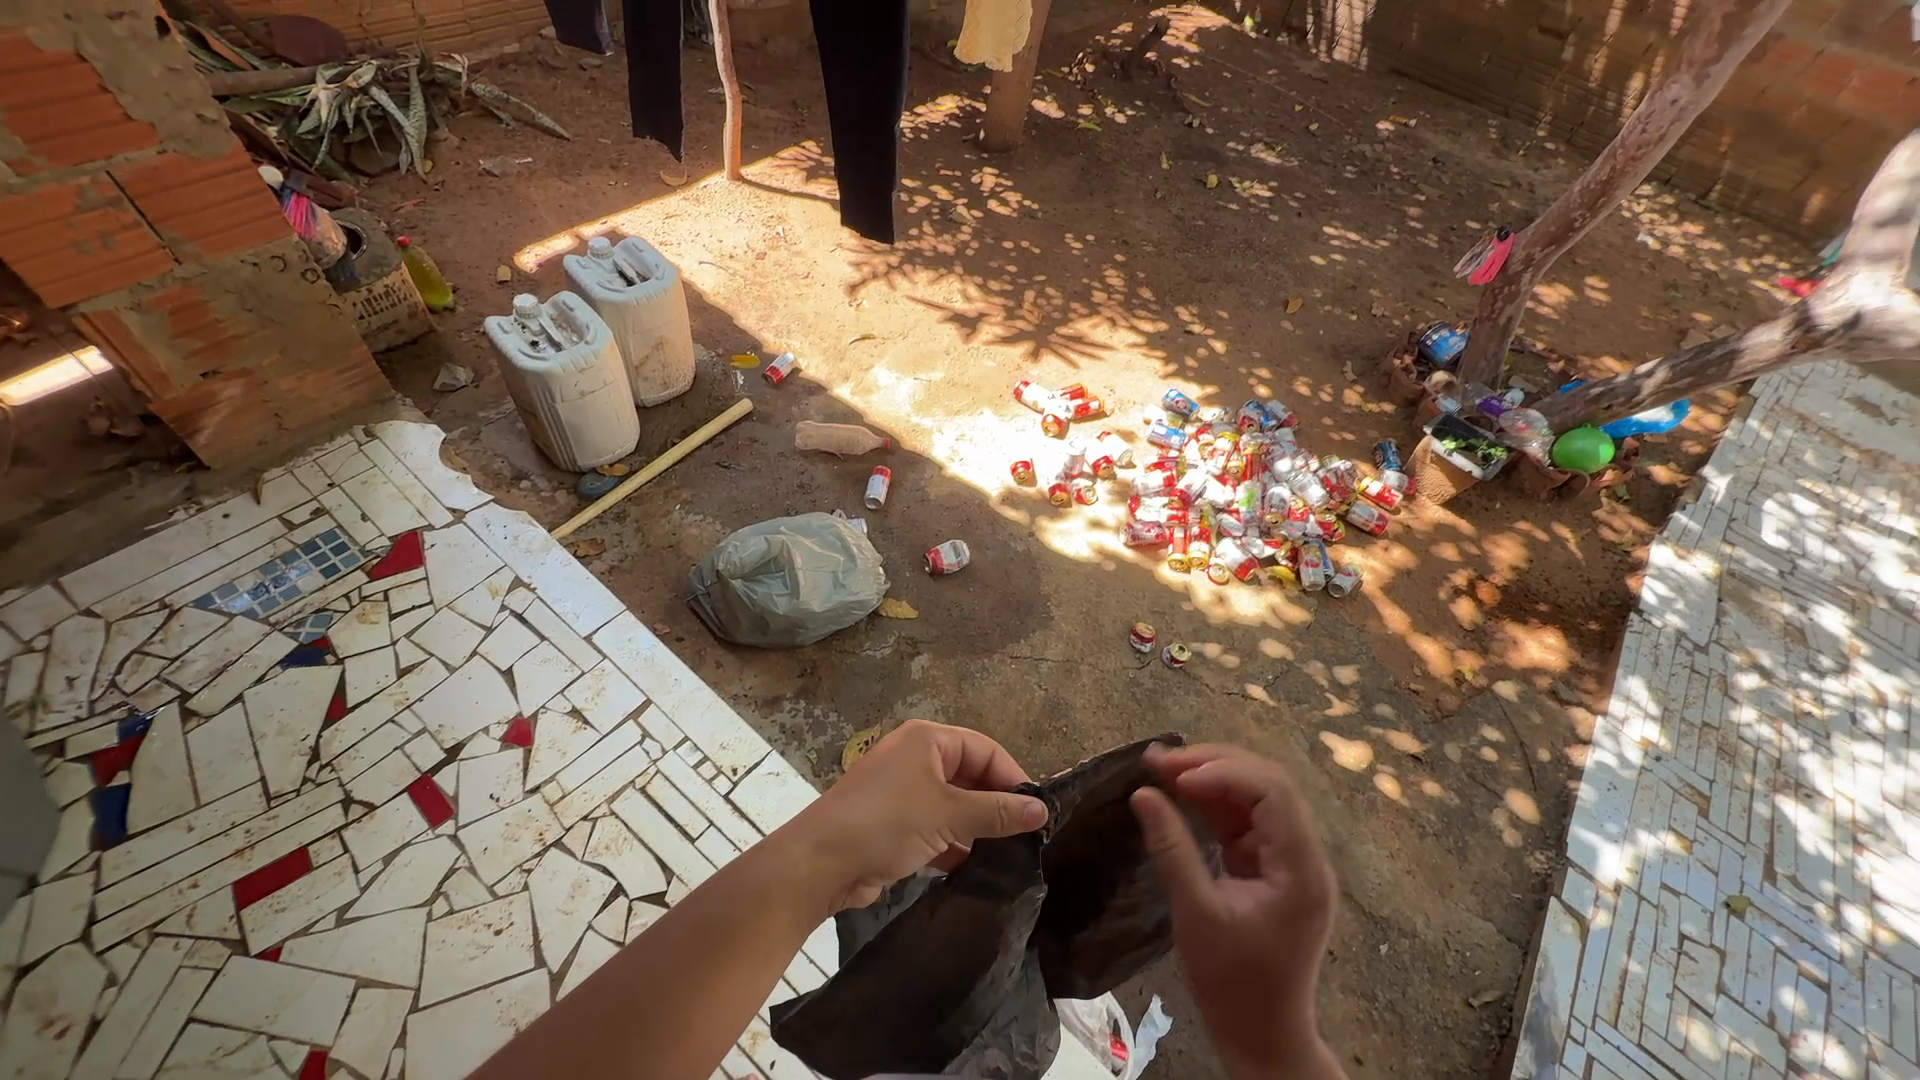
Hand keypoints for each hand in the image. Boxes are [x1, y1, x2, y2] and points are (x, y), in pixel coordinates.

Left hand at [786, 720, 1048, 913]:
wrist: (818, 864)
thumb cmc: (885, 823)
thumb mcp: (947, 814)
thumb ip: (996, 812)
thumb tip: (1041, 810)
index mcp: (926, 740)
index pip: (984, 749)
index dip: (1012, 777)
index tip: (1037, 811)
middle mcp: (915, 759)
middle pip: (970, 776)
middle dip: (995, 805)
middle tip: (1026, 837)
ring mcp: (902, 793)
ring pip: (953, 805)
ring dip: (976, 828)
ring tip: (1008, 856)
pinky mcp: (893, 825)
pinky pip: (936, 829)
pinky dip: (954, 845)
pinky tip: (974, 869)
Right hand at [1130, 744, 1342, 1079]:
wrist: (1262, 1037)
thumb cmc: (1232, 984)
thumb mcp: (1196, 914)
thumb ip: (1171, 849)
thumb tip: (1142, 795)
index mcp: (1300, 868)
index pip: (1272, 792)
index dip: (1223, 772)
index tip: (1174, 777)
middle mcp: (1302, 855)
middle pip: (1265, 785)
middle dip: (1211, 765)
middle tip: (1158, 760)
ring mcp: (1287, 861)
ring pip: (1252, 797)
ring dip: (1207, 778)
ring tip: (1158, 767)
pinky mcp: (1268, 869)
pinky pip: (1241, 821)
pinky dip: (1209, 804)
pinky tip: (1176, 793)